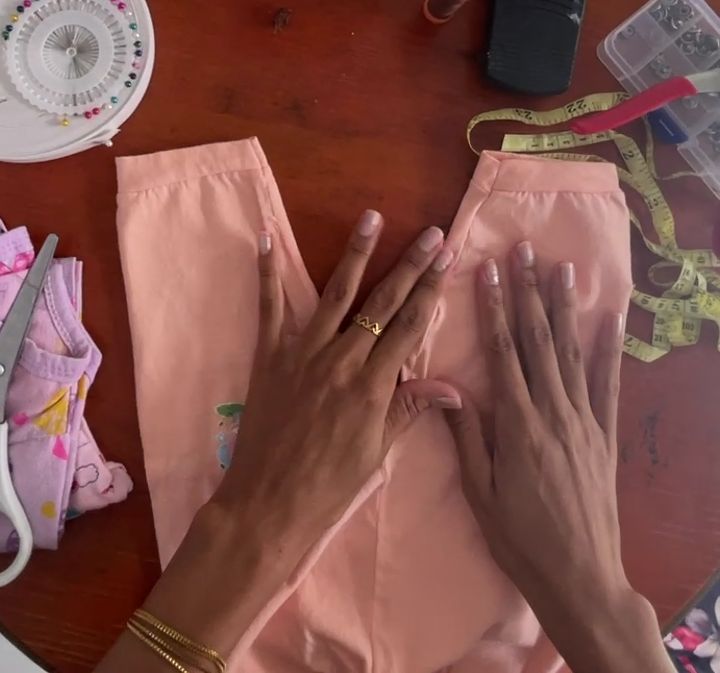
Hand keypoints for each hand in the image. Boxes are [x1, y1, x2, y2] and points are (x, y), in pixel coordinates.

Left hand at [98, 211, 456, 670]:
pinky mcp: (270, 354)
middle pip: (381, 303)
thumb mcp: (378, 451)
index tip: (447, 259)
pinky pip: (269, 306)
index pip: (409, 327)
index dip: (431, 290)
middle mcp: (341, 359)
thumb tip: (454, 386)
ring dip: (355, 253)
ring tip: (371, 217)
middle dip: (409, 265)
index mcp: (373, 385)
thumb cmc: (330, 483)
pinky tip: (265, 238)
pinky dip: (267, 272)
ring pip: (334, 293)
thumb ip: (410, 408)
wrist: (269, 502)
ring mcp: (302, 352)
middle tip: (430, 233)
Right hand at [441, 243, 667, 672]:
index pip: (502, 352)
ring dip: (565, 307)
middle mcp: (554, 412)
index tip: (489, 270)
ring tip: (562, 267)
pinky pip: (609, 385)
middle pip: (538, 341)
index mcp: (518, 425)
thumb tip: (450, 386)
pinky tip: (611, 317)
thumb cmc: (520, 539)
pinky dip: (610, 349)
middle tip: (524, 250)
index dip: (493, 308)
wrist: (582, 580)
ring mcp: (585, 422)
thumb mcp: (480, 493)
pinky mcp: (605, 436)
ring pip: (572, 352)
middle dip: (528, 292)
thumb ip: (467, 437)